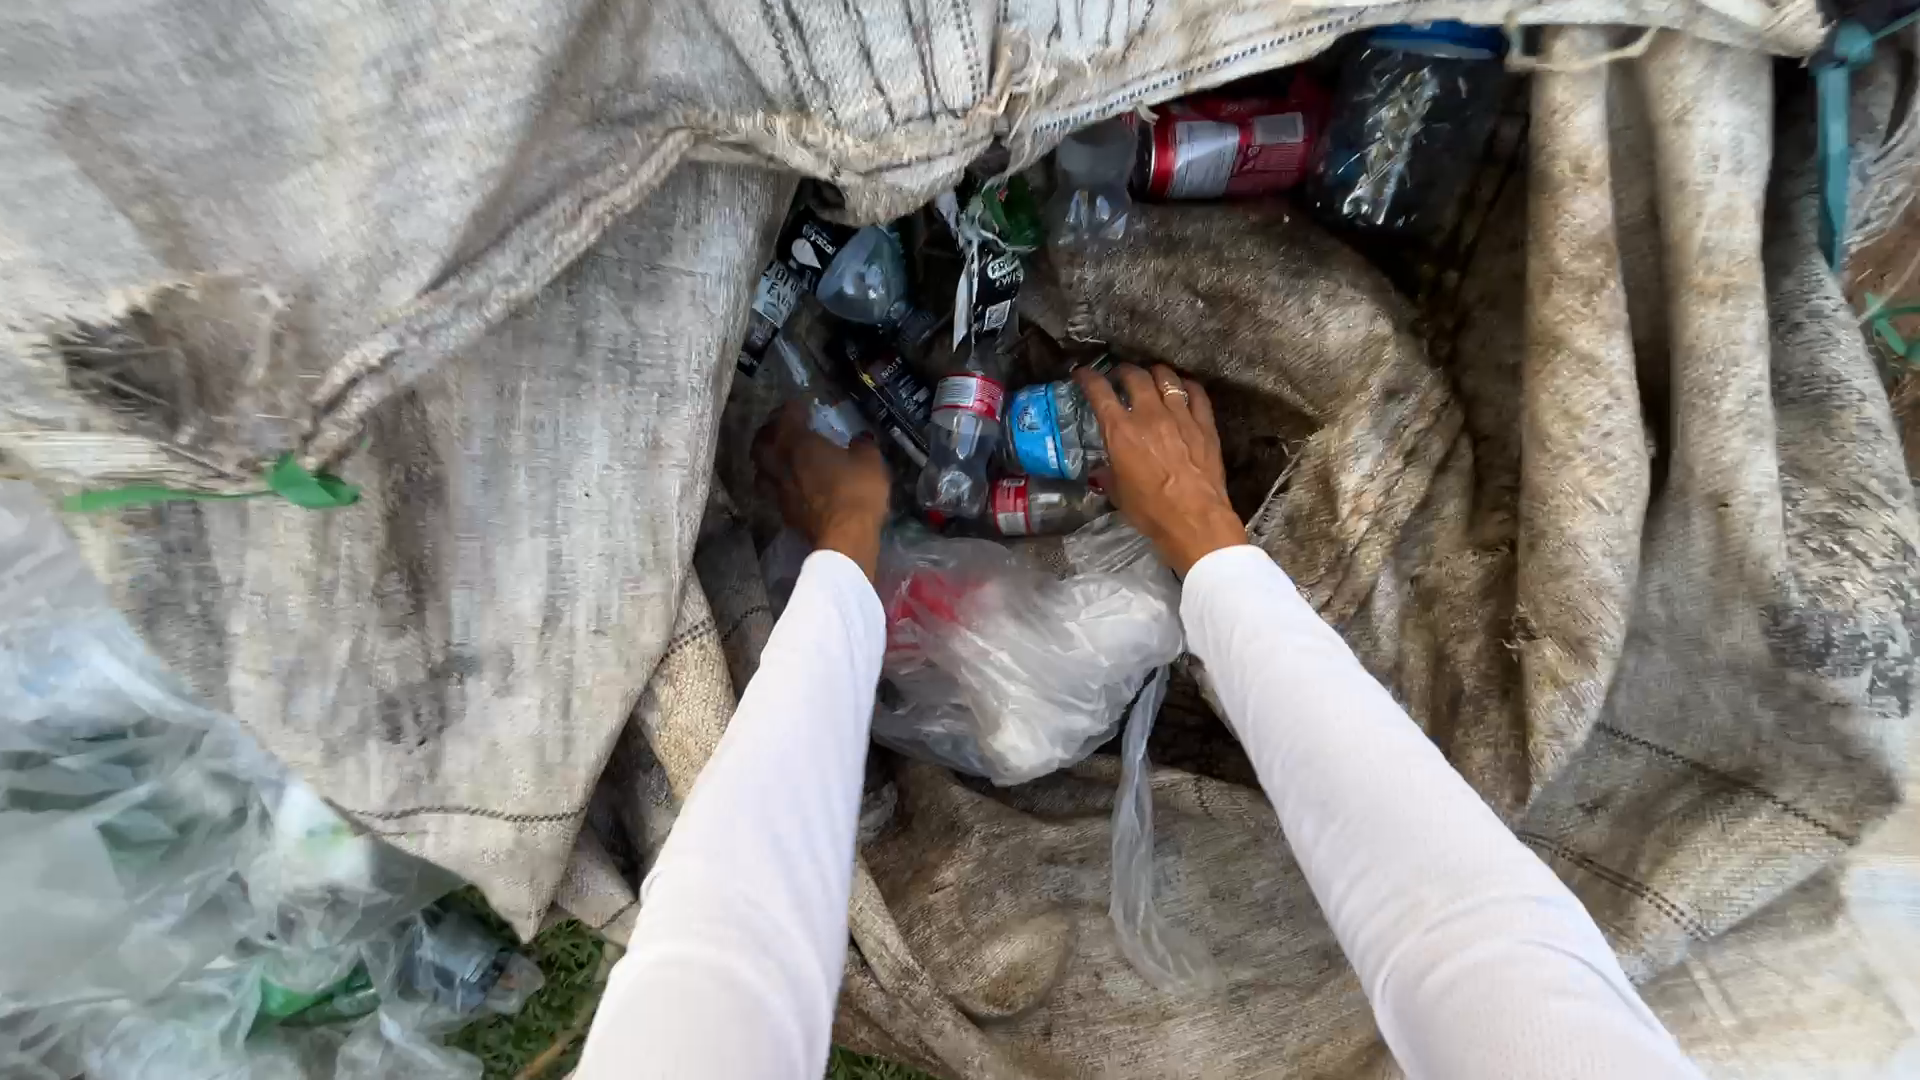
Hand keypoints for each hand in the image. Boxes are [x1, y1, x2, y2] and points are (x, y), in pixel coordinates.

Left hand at [753, 401, 891, 580]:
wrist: (845, 538)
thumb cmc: (856, 492)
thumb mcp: (870, 462)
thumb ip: (863, 446)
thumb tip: (861, 438)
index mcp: (798, 443)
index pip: (786, 416)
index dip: (793, 408)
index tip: (802, 405)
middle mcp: (780, 463)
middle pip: (761, 442)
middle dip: (769, 431)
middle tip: (781, 428)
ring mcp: (778, 490)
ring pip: (760, 468)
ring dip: (766, 458)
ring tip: (778, 456)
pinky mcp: (783, 512)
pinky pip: (771, 490)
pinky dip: (776, 482)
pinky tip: (788, 483)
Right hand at [1076, 363, 1244, 575]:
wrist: (1194, 519)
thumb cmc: (1150, 510)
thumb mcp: (1118, 493)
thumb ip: (1108, 474)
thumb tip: (1102, 471)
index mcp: (1121, 432)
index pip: (1100, 393)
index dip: (1088, 378)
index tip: (1083, 373)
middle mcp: (1149, 416)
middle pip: (1135, 377)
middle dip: (1124, 371)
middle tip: (1120, 375)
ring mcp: (1180, 416)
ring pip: (1167, 378)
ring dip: (1155, 373)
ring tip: (1151, 376)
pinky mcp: (1204, 424)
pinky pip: (1196, 393)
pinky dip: (1186, 386)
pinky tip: (1183, 388)